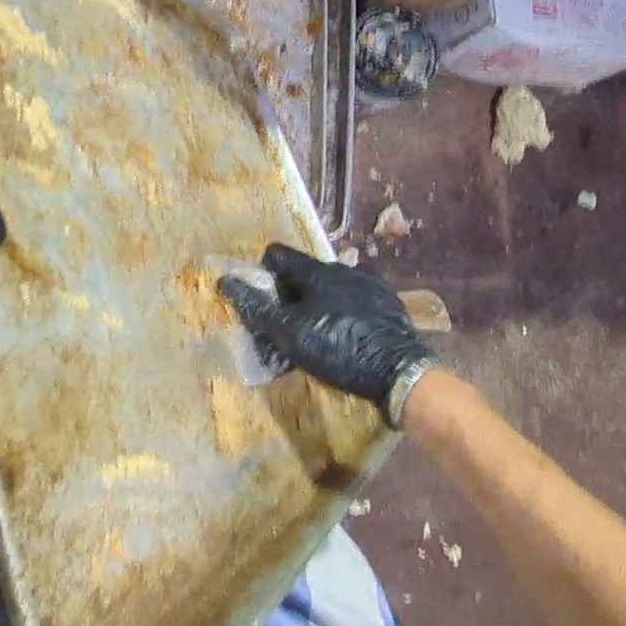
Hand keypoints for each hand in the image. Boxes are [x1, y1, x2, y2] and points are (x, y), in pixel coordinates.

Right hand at [221, 243, 433, 427]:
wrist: (400, 372)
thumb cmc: (338, 349)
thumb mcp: (290, 334)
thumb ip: (257, 308)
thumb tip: (225, 281)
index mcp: (316, 271)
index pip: (277, 254)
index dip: (265, 274)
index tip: (267, 303)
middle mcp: (342, 267)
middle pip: (304, 271)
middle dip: (292, 293)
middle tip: (290, 325)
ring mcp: (369, 283)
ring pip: (331, 284)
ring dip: (320, 301)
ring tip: (321, 332)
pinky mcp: (388, 301)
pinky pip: (355, 296)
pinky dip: (345, 309)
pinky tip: (349, 334)